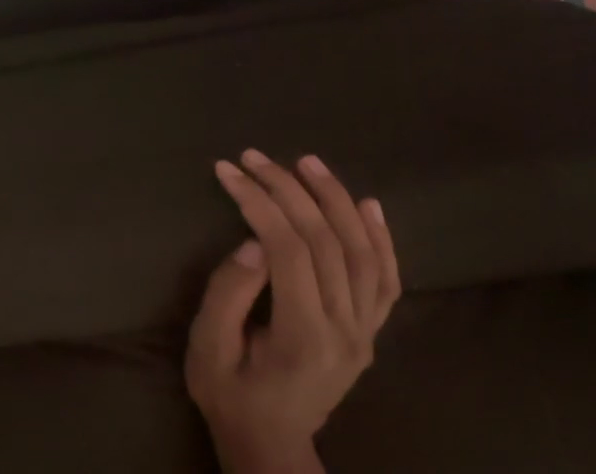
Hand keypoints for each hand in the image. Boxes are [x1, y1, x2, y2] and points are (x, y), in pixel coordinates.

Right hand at [186, 150, 400, 473]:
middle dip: (290, 191)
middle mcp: (347, 329)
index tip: (227, 170)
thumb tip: (252, 241)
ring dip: (336, 202)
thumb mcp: (209, 343)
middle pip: (327, 243)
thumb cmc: (227, 390)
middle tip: (254, 156)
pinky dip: (380, 238)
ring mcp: (365, 331)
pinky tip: (367, 205)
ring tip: (308, 163)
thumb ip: (231, 292)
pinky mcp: (369, 331)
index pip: (289, 249)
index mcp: (303, 333)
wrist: (270, 440)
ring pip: (363, 254)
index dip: (259, 202)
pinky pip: (385, 279)